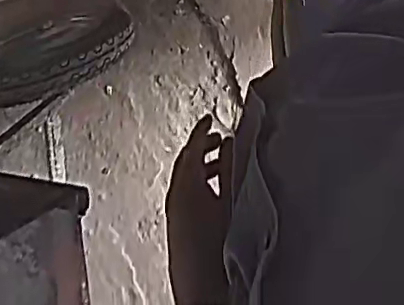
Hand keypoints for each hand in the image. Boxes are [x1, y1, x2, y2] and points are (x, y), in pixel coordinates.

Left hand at [166, 116, 231, 304]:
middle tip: (217, 138)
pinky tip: (211, 187)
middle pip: (186, 159)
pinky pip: (183, 189)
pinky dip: (196, 179)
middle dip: (202, 146)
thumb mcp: (230, 201)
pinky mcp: (175, 220)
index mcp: (186, 183)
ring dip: (200, 164)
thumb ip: (229, 169)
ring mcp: (173, 207)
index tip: (209, 118)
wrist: (202, 286)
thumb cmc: (217, 246)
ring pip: (185, 174)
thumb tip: (229, 146)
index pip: (192, 146)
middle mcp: (175, 192)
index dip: (201, 129)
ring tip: (219, 162)